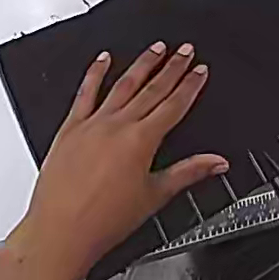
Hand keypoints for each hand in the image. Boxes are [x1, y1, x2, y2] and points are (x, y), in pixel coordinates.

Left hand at [10, 42, 227, 279]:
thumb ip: (189, 173)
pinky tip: (103, 59)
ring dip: (142, 64)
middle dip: (172, 67)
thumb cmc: (104, 220)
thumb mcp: (155, 196)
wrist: (61, 231)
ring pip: (123, 84)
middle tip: (185, 50)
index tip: (199, 70)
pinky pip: (85, 93)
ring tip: (156, 48)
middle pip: (152, 89)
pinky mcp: (70, 128)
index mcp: (141, 141)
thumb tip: (216, 163)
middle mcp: (118, 126)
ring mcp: (92, 124)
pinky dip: (95, 73)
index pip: (174, 105)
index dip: (190, 85)